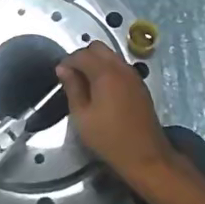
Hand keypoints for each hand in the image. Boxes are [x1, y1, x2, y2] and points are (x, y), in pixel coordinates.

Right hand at [57, 43, 174, 184]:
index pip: (82, 54)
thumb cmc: (109, 138)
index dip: (67, 61)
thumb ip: (72, 88)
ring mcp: (134, 75)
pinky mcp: (140, 85)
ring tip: (86, 84)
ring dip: (97, 62)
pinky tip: (103, 90)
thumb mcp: (82, 116)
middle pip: (98, 48)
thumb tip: (63, 69)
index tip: (60, 74)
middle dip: (83, 57)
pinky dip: (109, 69)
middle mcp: (121, 68)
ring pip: (111, 55)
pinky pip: (121, 66)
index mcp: (105, 73)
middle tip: (73, 76)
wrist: (145, 155)